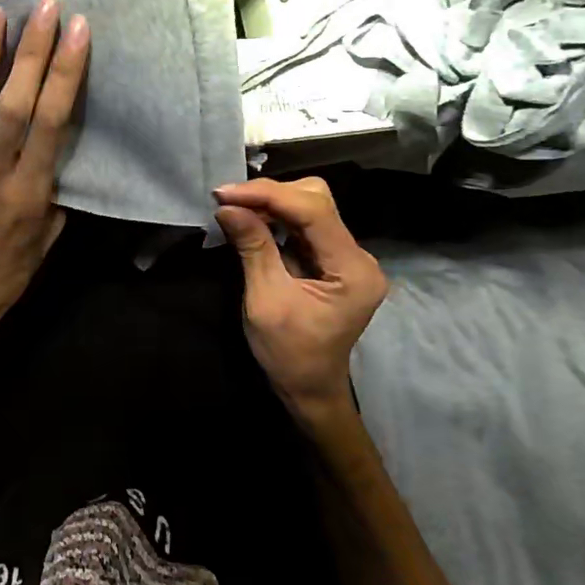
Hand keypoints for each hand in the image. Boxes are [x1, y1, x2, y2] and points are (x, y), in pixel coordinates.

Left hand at [0, 0, 89, 359]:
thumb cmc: (17, 265)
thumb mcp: (54, 229)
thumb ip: (58, 179)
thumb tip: (61, 131)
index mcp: (31, 189)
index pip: (51, 119)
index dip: (65, 71)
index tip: (77, 30)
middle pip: (14, 102)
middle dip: (32, 50)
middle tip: (45, 5)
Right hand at [214, 177, 388, 416]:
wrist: (309, 390)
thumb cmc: (288, 354)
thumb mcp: (266, 301)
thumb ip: (253, 248)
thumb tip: (228, 207)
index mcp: (352, 270)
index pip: (314, 211)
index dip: (269, 195)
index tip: (226, 193)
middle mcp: (358, 257)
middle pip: (317, 201)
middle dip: (271, 195)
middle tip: (229, 201)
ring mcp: (347, 257)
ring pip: (311, 207)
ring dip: (271, 203)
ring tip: (235, 207)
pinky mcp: (332, 260)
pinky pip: (305, 225)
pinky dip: (276, 218)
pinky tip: (252, 219)